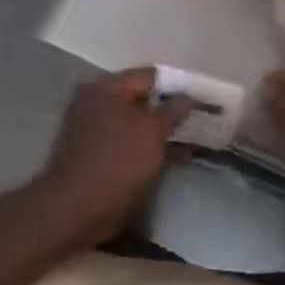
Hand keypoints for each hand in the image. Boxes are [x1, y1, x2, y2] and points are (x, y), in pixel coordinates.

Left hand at [35, 68, 189, 244]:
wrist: (78, 209)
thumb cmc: (118, 162)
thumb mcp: (152, 132)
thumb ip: (173, 111)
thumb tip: (187, 98)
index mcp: (106, 89)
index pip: (151, 76)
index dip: (181, 85)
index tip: (206, 96)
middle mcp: (99, 104)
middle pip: (146, 99)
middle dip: (176, 108)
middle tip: (206, 116)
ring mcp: (99, 130)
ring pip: (142, 123)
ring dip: (169, 130)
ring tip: (201, 136)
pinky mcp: (102, 154)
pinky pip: (135, 143)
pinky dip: (156, 147)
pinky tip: (183, 155)